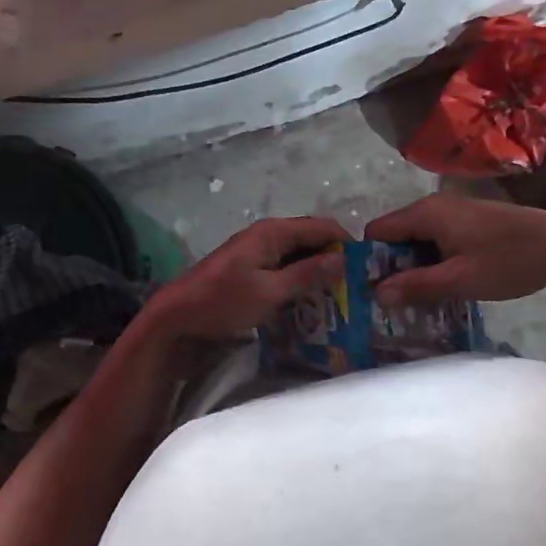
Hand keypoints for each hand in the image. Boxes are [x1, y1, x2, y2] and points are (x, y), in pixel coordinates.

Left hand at [141, 217, 348, 339]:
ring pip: (298, 256)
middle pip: (311, 240)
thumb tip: (343, 258)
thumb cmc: (223, 302)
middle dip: (334, 260)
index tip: (368, 269)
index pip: (322, 227)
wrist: (177, 318)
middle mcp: (266, 236)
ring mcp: (256, 253)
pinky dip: (298, 281)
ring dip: (317, 273)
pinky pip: (283, 269)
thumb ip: (307, 274)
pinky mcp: (249, 271)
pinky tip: (311, 303)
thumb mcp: (270, 292)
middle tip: (359, 289)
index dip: (347, 244)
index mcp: (272, 232)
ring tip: (342, 299)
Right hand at [363, 194, 545, 304]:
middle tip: (396, 299)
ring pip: (416, 240)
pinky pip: (436, 240)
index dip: (370, 260)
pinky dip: (433, 261)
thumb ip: (415, 286)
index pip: (376, 232)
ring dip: (414, 267)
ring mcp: (453, 212)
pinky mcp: (469, 221)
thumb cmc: (509, 261)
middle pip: (394, 236)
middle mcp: (433, 206)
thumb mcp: (459, 280)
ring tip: (419, 296)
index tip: (374, 289)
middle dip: (392, 267)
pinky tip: (445, 283)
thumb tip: (375, 294)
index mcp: (424, 214)